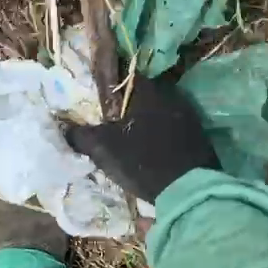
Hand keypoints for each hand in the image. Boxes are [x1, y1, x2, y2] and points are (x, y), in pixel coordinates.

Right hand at [65, 81, 218, 201]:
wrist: (188, 191)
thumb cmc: (141, 160)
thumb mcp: (102, 148)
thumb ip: (80, 134)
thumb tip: (66, 128)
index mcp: (147, 90)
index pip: (125, 77)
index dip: (111, 89)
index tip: (101, 103)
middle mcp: (171, 95)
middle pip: (145, 93)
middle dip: (130, 105)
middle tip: (115, 121)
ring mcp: (189, 115)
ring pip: (161, 110)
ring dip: (148, 120)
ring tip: (133, 137)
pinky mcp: (200, 135)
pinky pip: (175, 126)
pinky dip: (164, 134)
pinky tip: (154, 149)